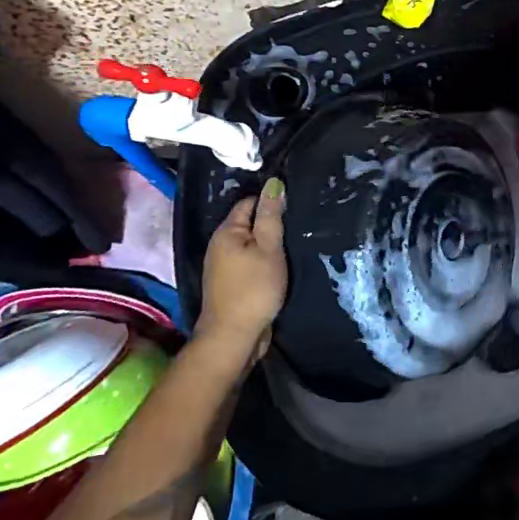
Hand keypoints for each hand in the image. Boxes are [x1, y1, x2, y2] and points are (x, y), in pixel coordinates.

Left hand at [194, 179, 288, 349]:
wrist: (233, 337)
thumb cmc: (254, 289)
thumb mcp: (269, 248)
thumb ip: (271, 216)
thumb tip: (273, 183)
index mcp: (226, 232)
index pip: (250, 202)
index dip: (272, 201)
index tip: (296, 208)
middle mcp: (219, 245)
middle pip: (249, 222)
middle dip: (271, 222)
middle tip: (299, 225)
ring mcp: (222, 265)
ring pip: (250, 243)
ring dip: (268, 243)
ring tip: (293, 243)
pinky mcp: (230, 282)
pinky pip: (249, 259)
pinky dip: (263, 259)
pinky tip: (280, 264)